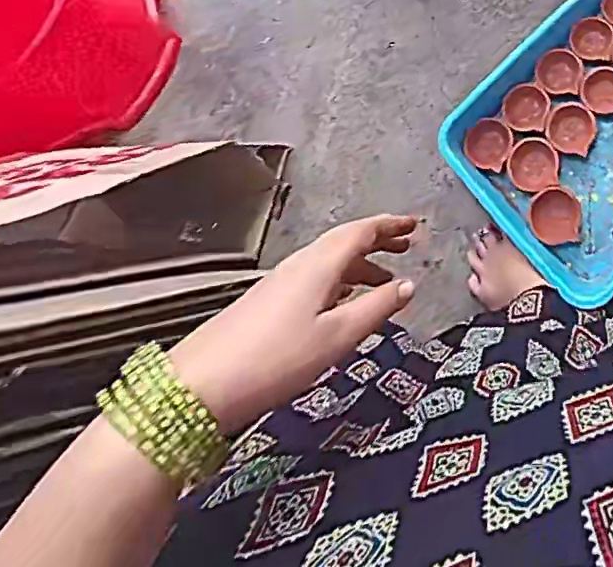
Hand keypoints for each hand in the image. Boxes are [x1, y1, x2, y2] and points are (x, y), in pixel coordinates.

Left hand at [166, 214, 417, 429]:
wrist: (199, 387)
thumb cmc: (276, 359)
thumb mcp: (337, 336)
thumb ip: (377, 308)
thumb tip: (408, 285)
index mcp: (320, 264)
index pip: (362, 231)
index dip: (390, 225)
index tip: (413, 224)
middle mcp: (301, 264)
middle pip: (345, 241)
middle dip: (377, 239)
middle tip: (405, 244)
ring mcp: (281, 282)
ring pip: (329, 261)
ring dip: (360, 263)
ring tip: (383, 279)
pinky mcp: (268, 302)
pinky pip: (315, 277)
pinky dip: (340, 279)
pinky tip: (342, 302)